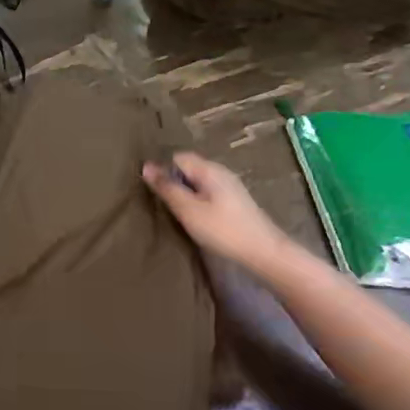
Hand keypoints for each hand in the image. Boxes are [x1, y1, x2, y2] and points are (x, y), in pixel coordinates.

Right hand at [142, 152, 293, 272]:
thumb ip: (167, 188)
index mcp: (209, 169)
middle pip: (189, 169)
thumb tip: (146, 166)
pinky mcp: (235, 203)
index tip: (153, 190)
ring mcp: (230, 187)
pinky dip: (198, 203)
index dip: (163, 169)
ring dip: (186, 194)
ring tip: (176, 213)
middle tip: (162, 204)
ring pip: (199, 183)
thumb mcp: (189, 210)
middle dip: (174, 182)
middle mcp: (221, 172)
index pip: (178, 157)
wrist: (264, 252)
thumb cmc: (223, 230)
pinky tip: (196, 220)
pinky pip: (208, 194)